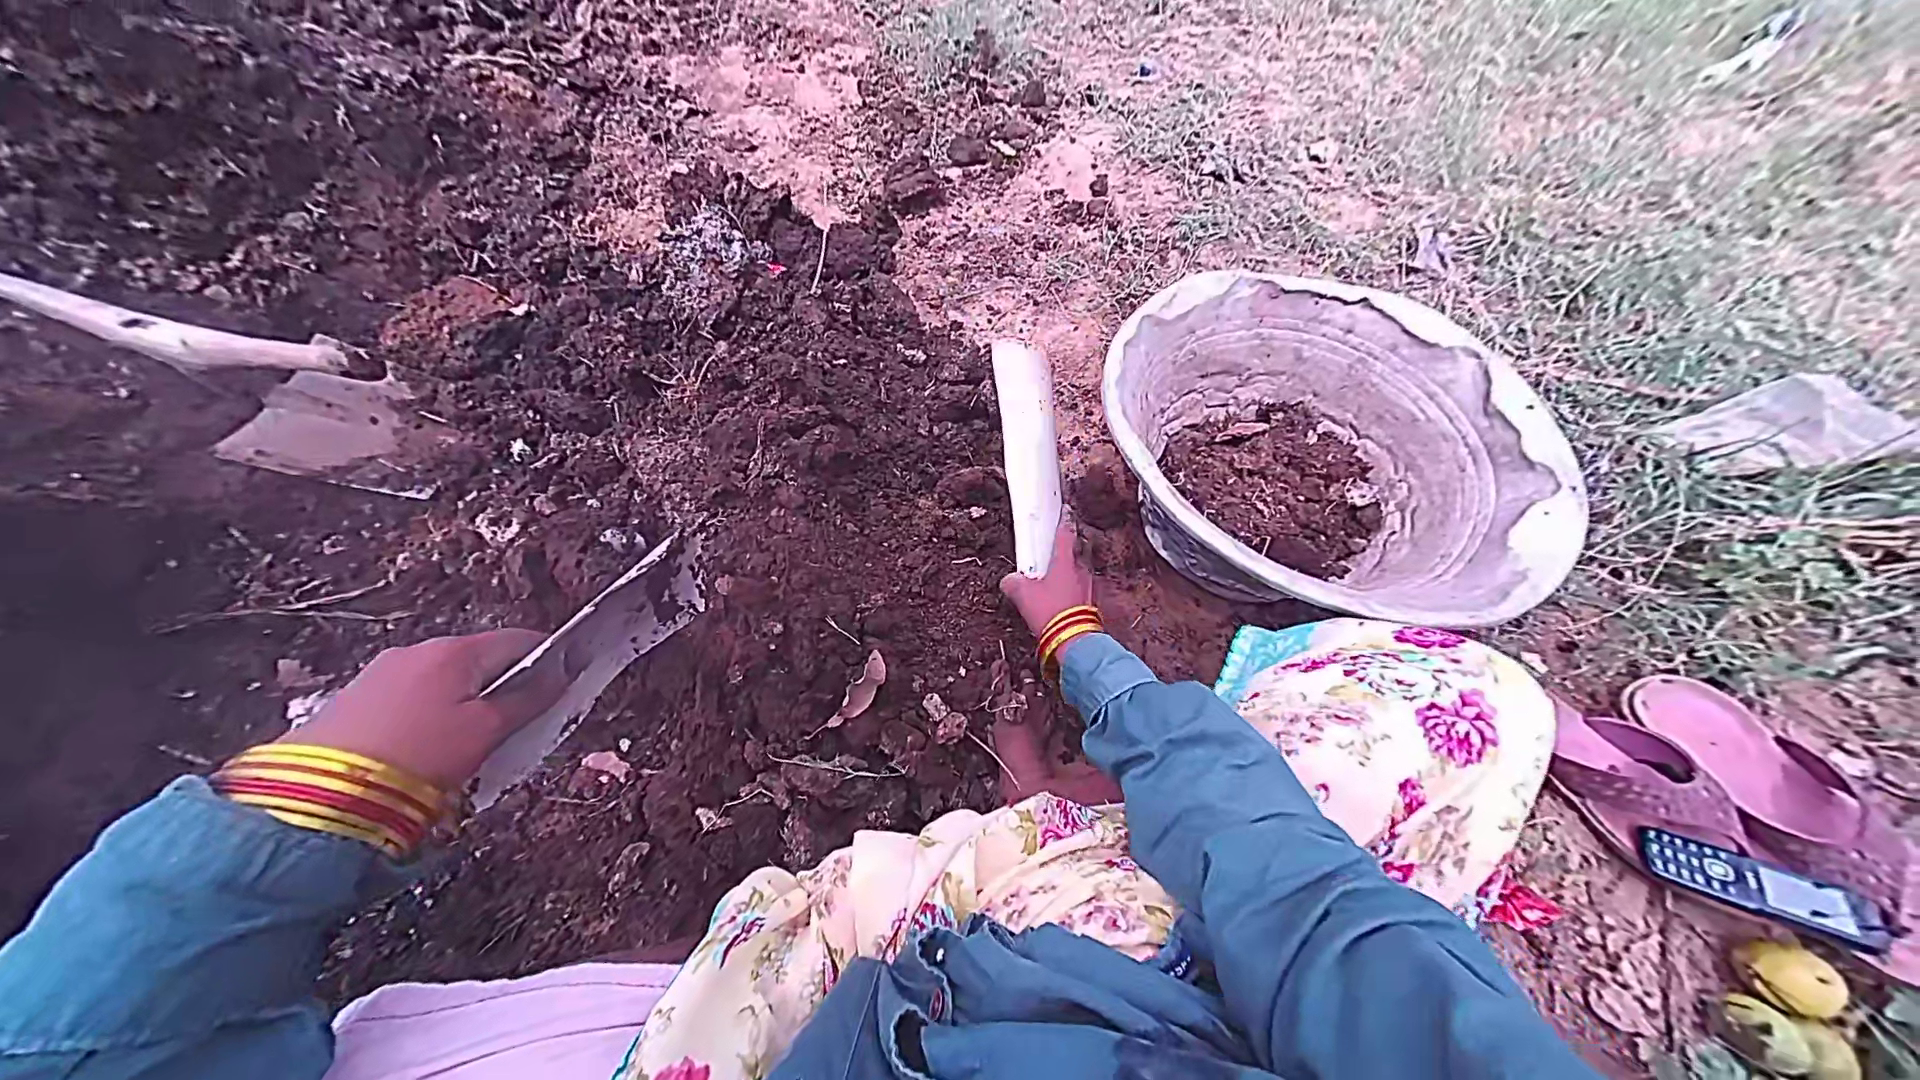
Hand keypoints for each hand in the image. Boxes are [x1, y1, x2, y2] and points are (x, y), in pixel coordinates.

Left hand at [281, 629, 566, 790]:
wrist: (313, 802)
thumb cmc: (417, 758)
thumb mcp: (489, 730)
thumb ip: (532, 697)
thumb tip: (564, 672)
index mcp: (455, 651)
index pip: (522, 640)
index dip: (551, 659)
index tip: (565, 684)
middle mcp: (417, 651)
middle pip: (484, 659)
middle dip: (508, 684)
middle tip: (522, 721)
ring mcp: (381, 673)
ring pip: (450, 679)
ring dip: (472, 700)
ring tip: (477, 741)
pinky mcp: (354, 700)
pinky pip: (416, 696)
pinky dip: (436, 713)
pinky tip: (434, 745)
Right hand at [999, 512, 1094, 637]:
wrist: (1074, 640)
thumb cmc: (1051, 612)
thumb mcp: (1023, 595)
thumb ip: (1014, 584)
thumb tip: (1008, 581)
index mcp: (1065, 561)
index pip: (1065, 534)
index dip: (1064, 521)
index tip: (1065, 511)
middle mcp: (1081, 570)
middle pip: (1075, 552)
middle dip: (1066, 552)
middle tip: (1053, 554)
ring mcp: (1089, 587)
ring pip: (1079, 572)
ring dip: (1069, 574)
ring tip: (1054, 583)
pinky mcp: (1092, 604)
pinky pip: (1081, 591)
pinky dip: (1072, 592)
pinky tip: (1061, 601)